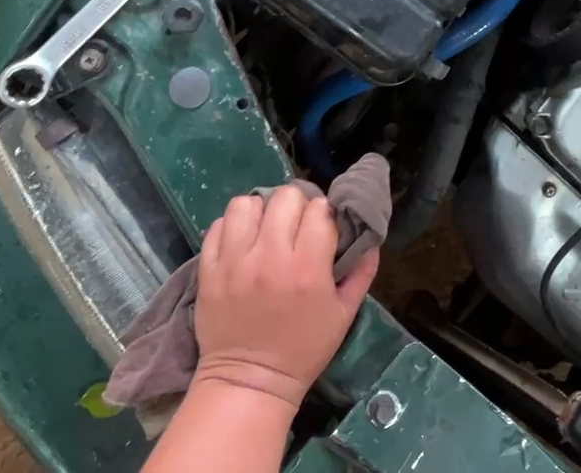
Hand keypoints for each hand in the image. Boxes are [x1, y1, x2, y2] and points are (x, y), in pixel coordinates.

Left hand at [192, 186, 379, 408]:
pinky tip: (243, 241)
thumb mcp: (344, 314)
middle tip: (296, 225)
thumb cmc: (303, 349)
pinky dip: (233, 226)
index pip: (319, 209)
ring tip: (266, 228)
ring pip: (247, 204)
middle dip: (297, 206)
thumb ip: (361, 272)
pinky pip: (218, 225)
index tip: (323, 227)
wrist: (249, 382)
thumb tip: (371, 238)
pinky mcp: (209, 270)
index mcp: (307, 267)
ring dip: (261, 211)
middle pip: (285, 198)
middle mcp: (270, 257)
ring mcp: (235, 262)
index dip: (325, 213)